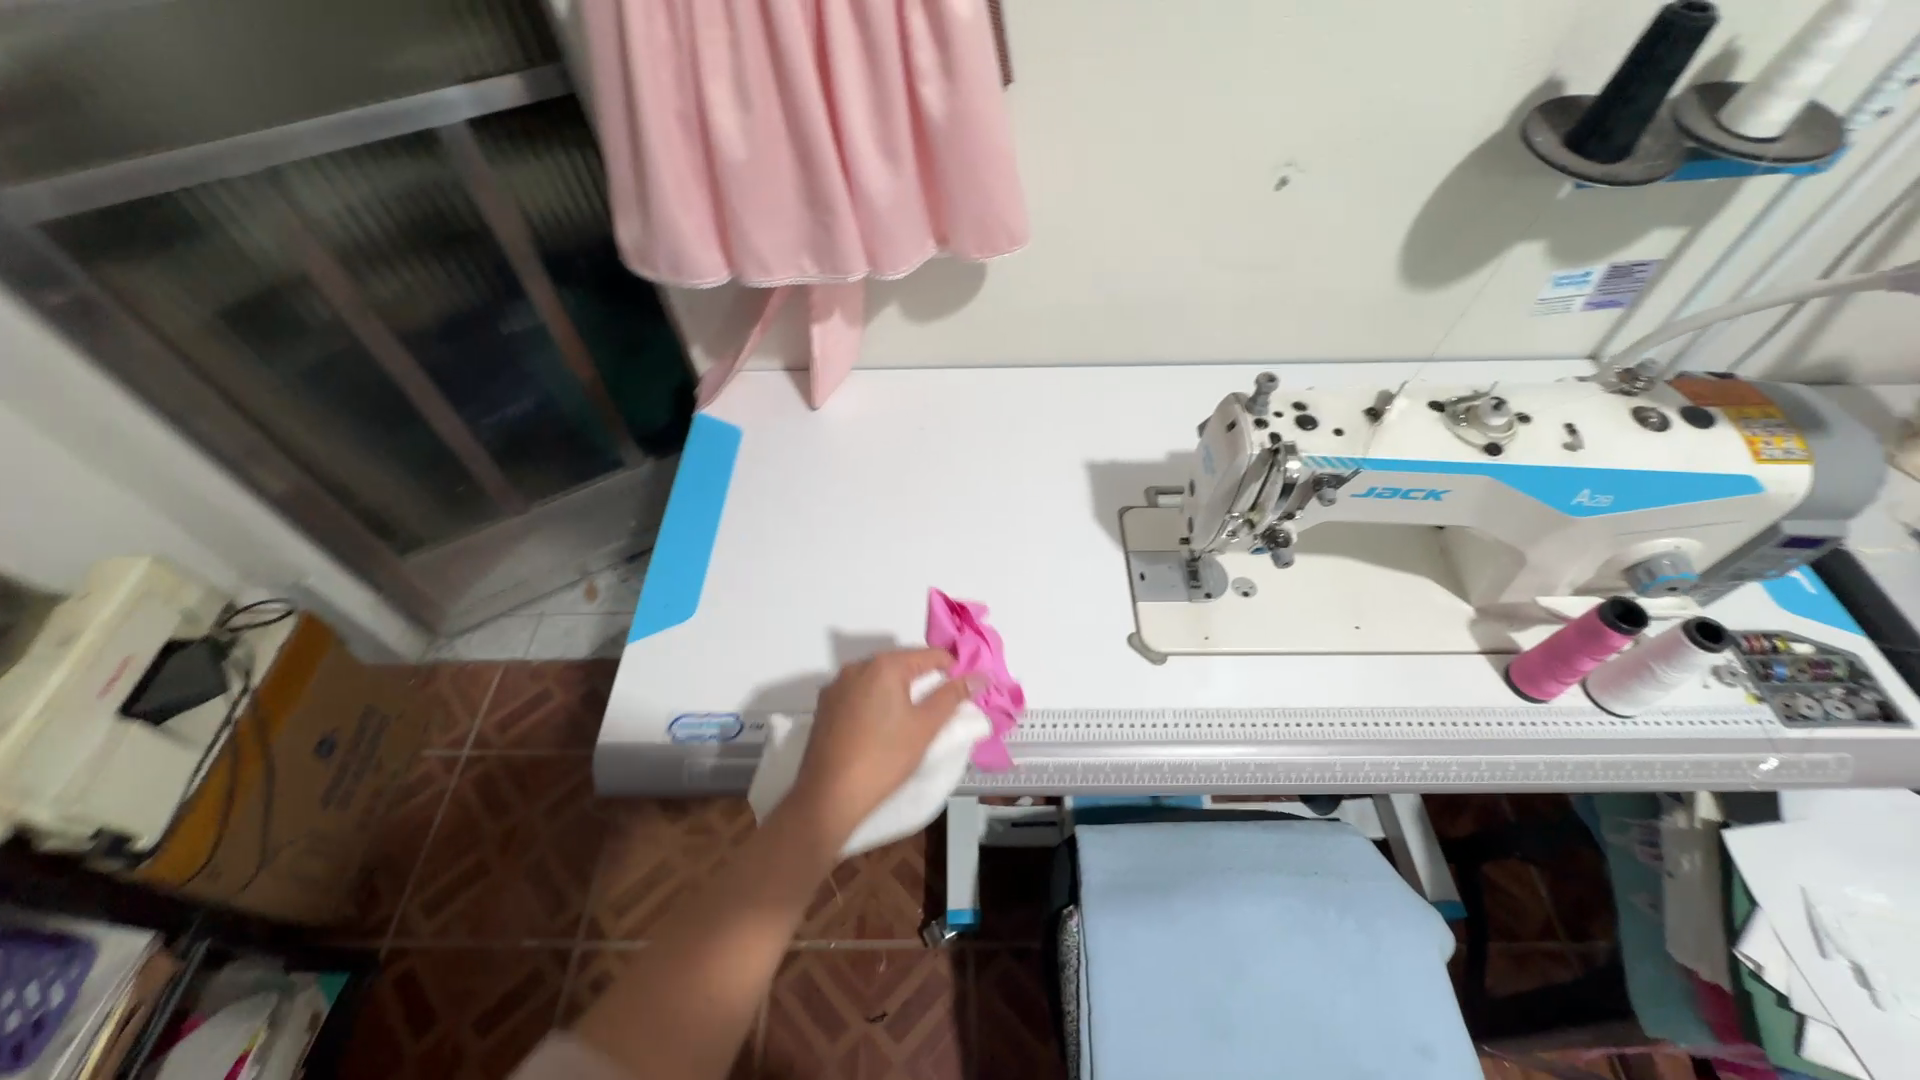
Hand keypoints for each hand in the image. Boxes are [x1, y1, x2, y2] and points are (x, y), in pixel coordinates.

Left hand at [786, 648, 978, 846]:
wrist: (829, 796)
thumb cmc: (885, 758)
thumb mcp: (926, 726)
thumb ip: (953, 696)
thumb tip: (979, 676)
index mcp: (884, 665)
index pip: (930, 655)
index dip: (952, 671)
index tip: (962, 694)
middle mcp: (856, 667)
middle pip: (902, 664)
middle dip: (924, 681)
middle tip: (939, 709)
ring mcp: (836, 687)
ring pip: (878, 680)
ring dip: (898, 692)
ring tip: (911, 720)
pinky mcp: (824, 707)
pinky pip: (858, 695)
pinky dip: (875, 703)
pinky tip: (881, 728)